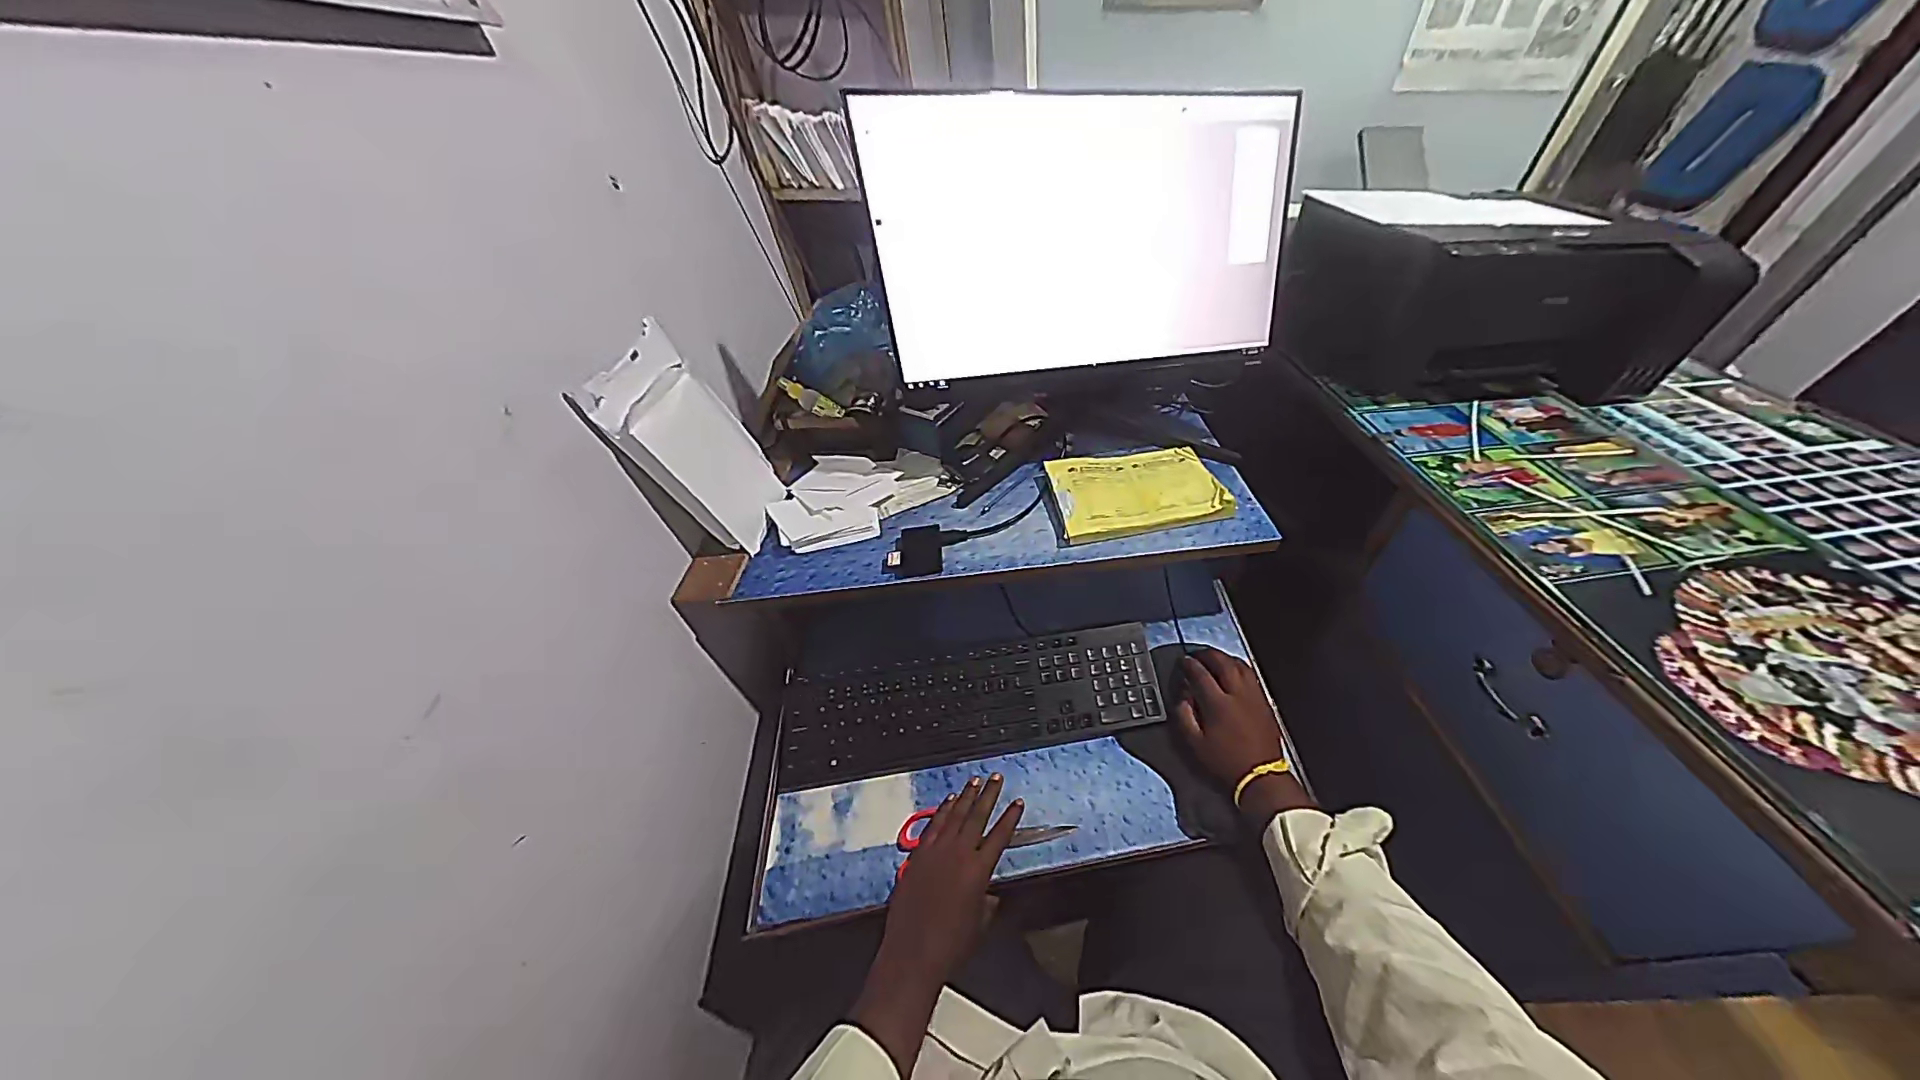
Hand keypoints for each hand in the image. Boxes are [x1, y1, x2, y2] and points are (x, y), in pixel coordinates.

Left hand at [850, 774, 1022, 1076]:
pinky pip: (933, 825)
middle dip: (988, 795)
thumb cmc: (951, 944)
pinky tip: (948, 801)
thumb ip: (986, 901)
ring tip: (975, 782)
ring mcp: (935, 852)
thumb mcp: (979, 923)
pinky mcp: (918, 855)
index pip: (999, 836)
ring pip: (954, 815)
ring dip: (965, 797)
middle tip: (996, 778)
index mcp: (978, 871)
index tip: (1017, 802)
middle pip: (976, 817)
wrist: (913, 953)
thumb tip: (987, 893)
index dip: (1009, 818)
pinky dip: (942, 810)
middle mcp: (958, 855)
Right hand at [1171, 648, 1314, 822]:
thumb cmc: (1225, 763)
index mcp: (1218, 704)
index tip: (1183, 662)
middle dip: (1207, 655)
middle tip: (1197, 655)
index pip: (1201, 674)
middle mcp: (1238, 695)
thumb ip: (1184, 717)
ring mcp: (1254, 697)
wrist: (1260, 777)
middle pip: (1223, 663)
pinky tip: (1234, 672)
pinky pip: (1252, 676)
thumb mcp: (1194, 744)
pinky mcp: (1265, 703)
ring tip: (1215, 659)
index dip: (1189, 664)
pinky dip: (1240, 667)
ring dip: (1225, 659)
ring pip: (1241, 666)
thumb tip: (1181, 698)